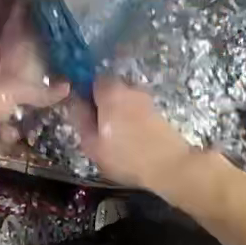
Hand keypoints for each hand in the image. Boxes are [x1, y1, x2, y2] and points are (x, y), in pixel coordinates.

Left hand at [0, 48, 68, 153]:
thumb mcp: (18, 90)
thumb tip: (68, 87)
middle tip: (42, 93)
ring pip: (2, 103)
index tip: (40, 63)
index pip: (3, 51)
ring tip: (27, 117)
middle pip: (4, 80)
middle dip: (20, 89)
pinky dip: (5, 130)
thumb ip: (43, 91)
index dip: (19, 56)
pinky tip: (10, 134)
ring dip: (14, 113)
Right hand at [69, 80, 199, 190]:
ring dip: (118, 113)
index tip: (82, 110)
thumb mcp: (93, 144)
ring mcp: (147, 100)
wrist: (170, 166)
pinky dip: (132, 120)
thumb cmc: (126, 157)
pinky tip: (131, 140)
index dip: (85, 92)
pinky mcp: (158, 113)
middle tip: (97, 127)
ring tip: (115, 137)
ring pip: (125, 101)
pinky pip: (137, 111)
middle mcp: (131, 90)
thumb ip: (81, 120)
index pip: (93, 79)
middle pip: (111, 89)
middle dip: (102, 103)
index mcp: (112, 93)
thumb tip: (75, 103)